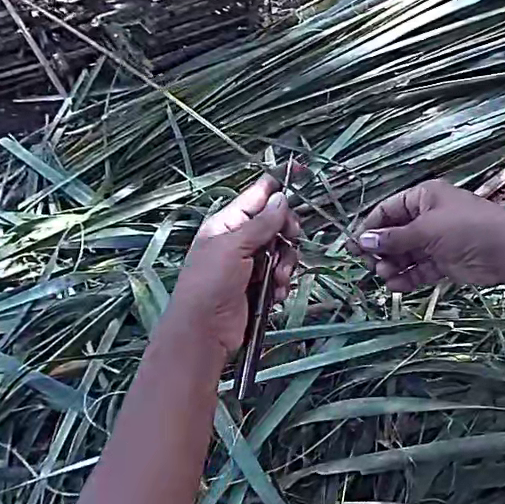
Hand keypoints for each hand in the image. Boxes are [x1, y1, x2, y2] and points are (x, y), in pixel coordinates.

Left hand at [166, 172, 301, 358]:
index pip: (258, 194)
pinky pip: (281, 275)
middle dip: (287, 235)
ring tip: (276, 280)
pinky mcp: (259, 285)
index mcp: (228, 223)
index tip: (301, 171)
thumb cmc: (209, 284)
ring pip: (283, 251)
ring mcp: (250, 263)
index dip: (278, 182)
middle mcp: (240, 239)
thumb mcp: (233, 247)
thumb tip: (281, 197)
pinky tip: (274, 295)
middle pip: (277, 223)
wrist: (203, 333)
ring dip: (286, 265)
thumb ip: (261, 223)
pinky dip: (282, 284)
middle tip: (288, 244)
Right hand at [355, 180, 504, 291]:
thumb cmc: (466, 228)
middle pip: (394, 234)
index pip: (388, 210)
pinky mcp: (444, 262)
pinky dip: (407, 277)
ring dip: (393, 265)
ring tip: (386, 276)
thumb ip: (393, 238)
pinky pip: (419, 269)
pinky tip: (396, 286)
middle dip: (381, 250)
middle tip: (371, 265)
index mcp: (423, 197)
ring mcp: (436, 240)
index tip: (355, 246)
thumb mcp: (426, 229)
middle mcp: (428, 217)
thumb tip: (361, 241)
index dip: (370, 227)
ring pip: (405, 254)